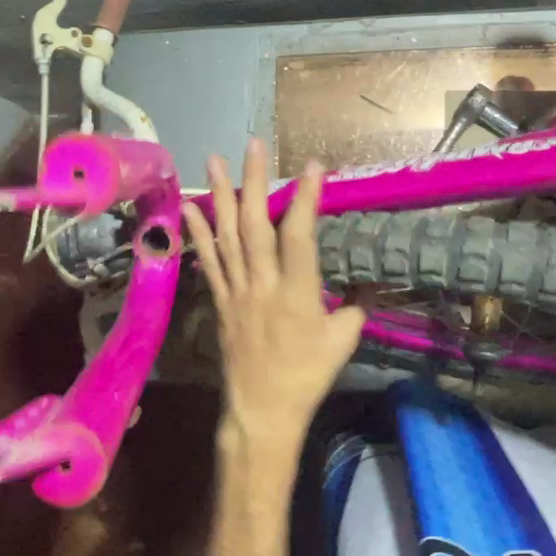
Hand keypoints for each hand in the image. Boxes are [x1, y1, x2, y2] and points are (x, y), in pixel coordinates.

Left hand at [180, 140, 366, 445]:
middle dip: (255, 181)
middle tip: (253, 145)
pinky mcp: (220, 301)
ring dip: (220, 196)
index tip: (313, 166)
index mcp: (298, 292)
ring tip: (214, 161)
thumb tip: (364, 285)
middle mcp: (263, 283)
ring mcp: (237, 291)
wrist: (262, 410)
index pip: (300, 234)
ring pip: (227, 236)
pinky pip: (208, 262)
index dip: (306, 198)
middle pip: (256, 224)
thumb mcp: (343, 342)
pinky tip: (190, 208)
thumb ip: (354, 307)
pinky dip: (198, 233)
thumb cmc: (307, 376)